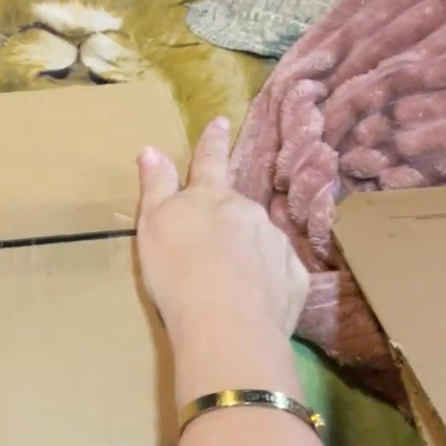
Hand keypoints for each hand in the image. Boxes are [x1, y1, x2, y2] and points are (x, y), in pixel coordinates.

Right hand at [135, 116, 308, 343]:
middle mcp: (249, 211)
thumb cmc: (176, 270)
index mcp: (211, 196)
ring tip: (227, 281)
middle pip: (236, 206)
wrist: (224, 325)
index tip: (221, 120)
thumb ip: (155, 186)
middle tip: (211, 243)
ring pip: (259, 238)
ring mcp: (275, 243)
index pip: (209, 160)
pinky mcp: (294, 278)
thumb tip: (152, 149)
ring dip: (246, 249)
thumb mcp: (151, 224)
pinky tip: (251, 300)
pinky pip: (278, 272)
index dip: (213, 141)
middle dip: (227, 217)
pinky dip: (266, 279)